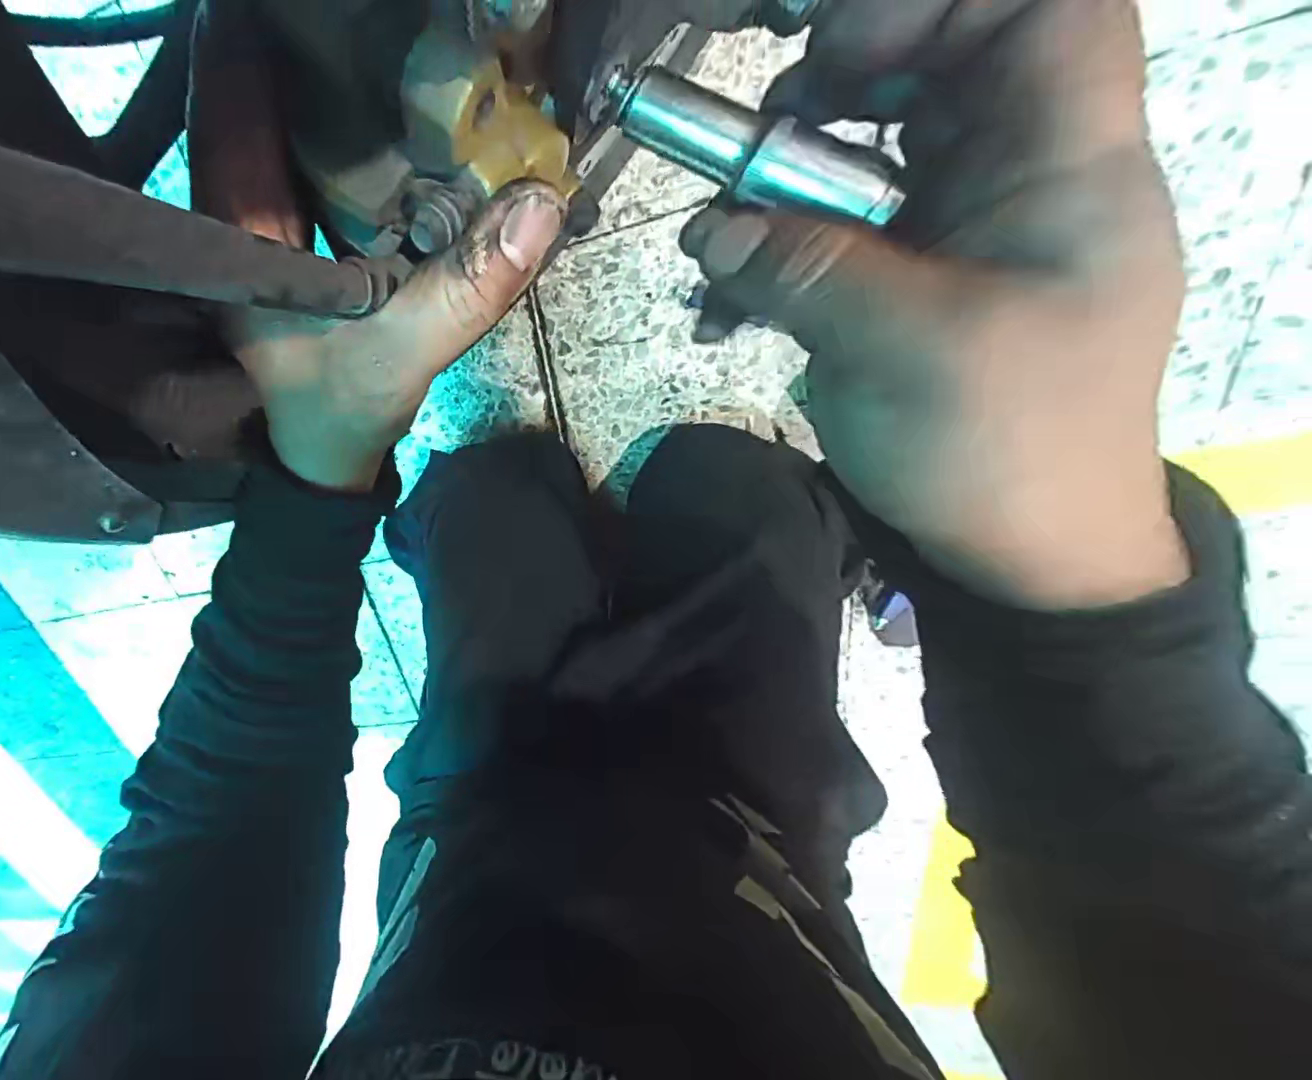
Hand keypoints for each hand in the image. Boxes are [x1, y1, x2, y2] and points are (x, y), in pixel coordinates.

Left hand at [188, 4, 563, 492]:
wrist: (331, 454)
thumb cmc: (344, 411)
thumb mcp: (402, 354)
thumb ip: (464, 289)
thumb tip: (540, 205)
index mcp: (233, 239)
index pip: (223, 107)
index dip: (250, 37)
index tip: (298, 0)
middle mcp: (234, 225)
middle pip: (250, 105)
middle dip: (296, 47)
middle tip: (356, 10)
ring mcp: (264, 234)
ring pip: (277, 132)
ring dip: (318, 82)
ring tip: (369, 33)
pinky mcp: (296, 244)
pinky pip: (308, 166)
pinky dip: (340, 130)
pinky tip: (382, 104)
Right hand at [679, 0, 1189, 608]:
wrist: (1011, 547)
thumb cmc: (996, 441)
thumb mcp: (902, 347)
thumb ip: (805, 273)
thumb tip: (707, 229)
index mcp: (1064, 172)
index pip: (1039, 18)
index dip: (939, 8)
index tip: (833, 51)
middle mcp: (1006, 190)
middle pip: (930, 86)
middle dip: (830, 103)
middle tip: (748, 147)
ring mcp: (943, 246)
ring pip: (857, 176)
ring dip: (774, 204)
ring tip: (713, 249)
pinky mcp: (890, 297)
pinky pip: (821, 252)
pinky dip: (765, 270)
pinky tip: (722, 315)